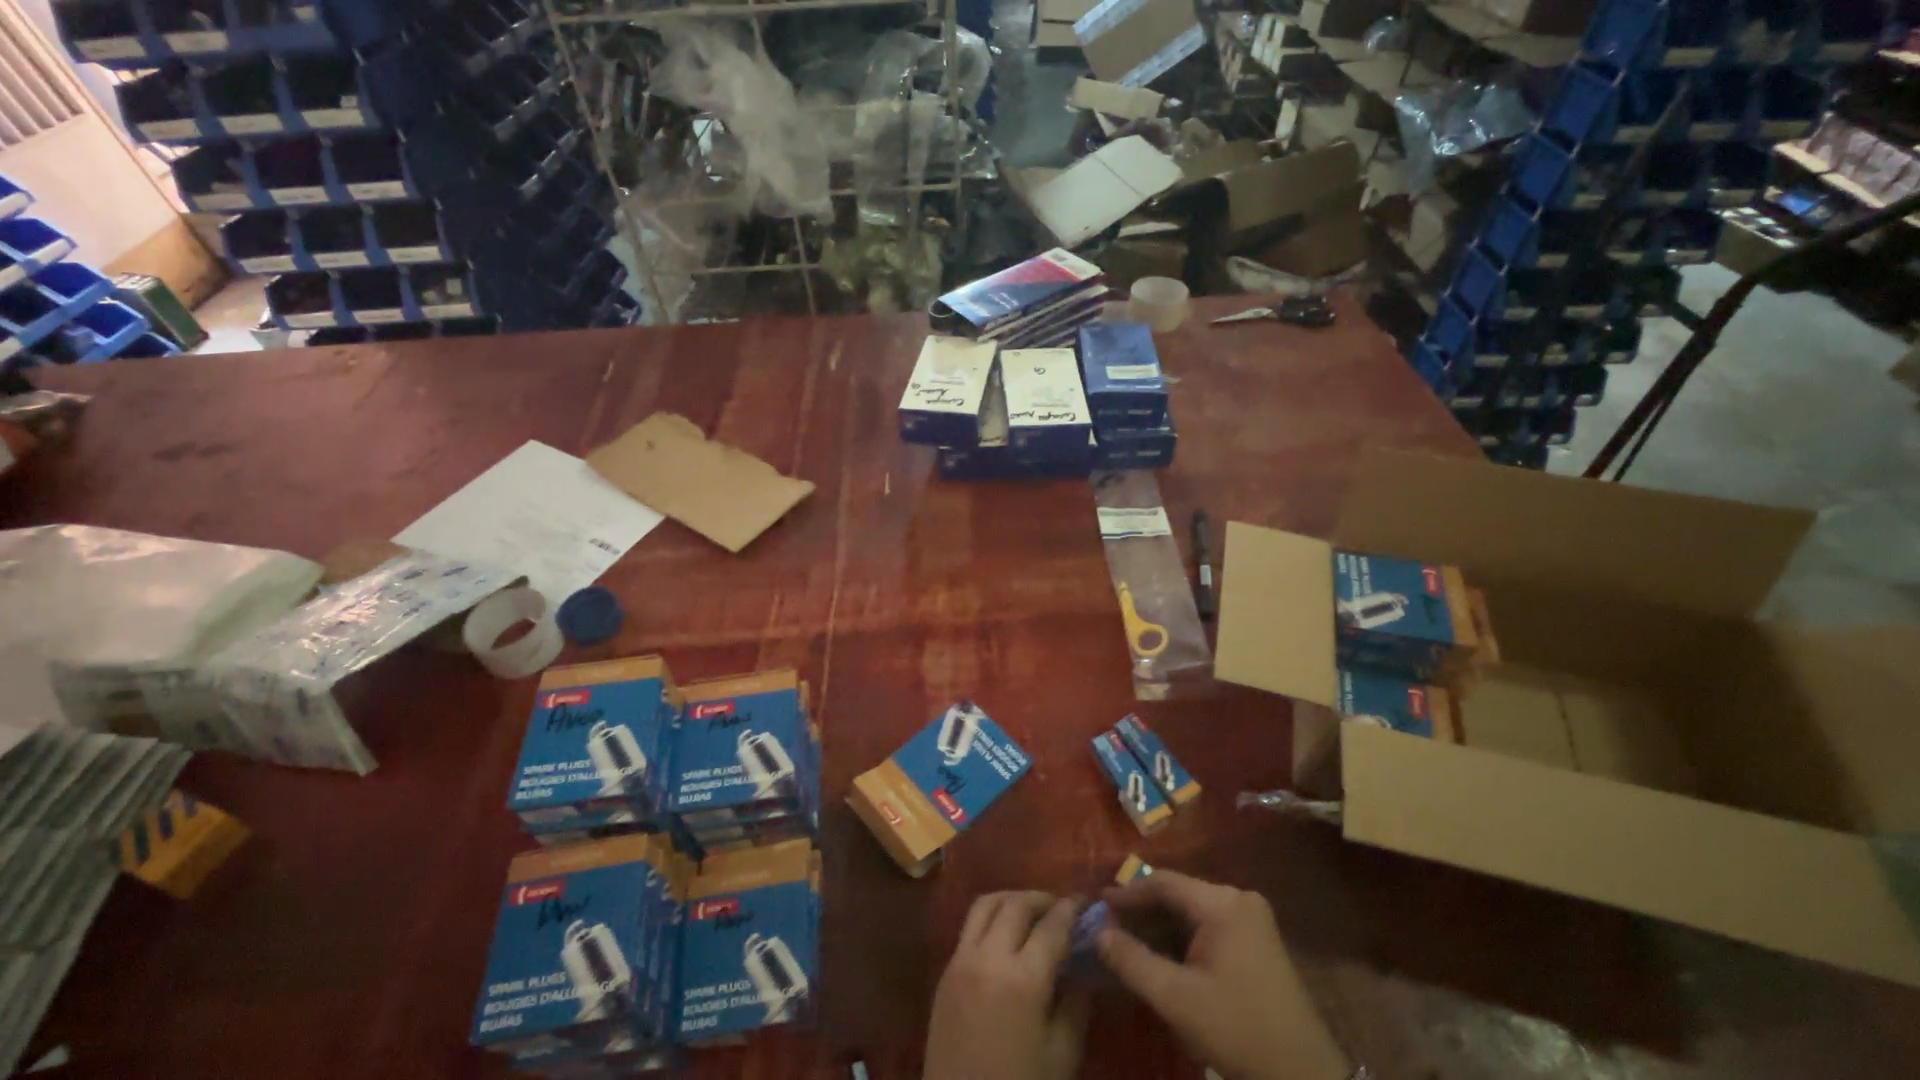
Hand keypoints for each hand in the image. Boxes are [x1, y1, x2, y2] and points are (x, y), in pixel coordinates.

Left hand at [924, 891, 1091, 1079]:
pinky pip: (968, 928)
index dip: (1071, 909)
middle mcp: (987, 958)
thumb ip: (1076, 1003)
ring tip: (1033, 911)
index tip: (1086, 900)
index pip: (1052, 926)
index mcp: (1022, 979)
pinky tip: (1006, 935)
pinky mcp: (944, 972)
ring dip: (1012, 900)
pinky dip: (990, 918)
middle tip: (1061, 907)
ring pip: (985, 906)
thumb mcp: (1062, 1053)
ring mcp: (960, 962)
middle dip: (1042, 899)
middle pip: (1015, 905)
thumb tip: (1082, 968)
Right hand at [1098, 871, 1349, 1079]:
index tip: (1095, 906)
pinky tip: (1159, 955)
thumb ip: (1131, 961)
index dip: (1126, 894)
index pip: (1163, 882)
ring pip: (1191, 911)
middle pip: (1178, 894)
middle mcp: (1239, 899)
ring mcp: (1252, 919)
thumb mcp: (1175, 998)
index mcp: (1223, 903)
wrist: (1300, 1071)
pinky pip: (1208, 925)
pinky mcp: (1256, 940)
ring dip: (1159, 926)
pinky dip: (1180, 937)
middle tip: (1106, 927)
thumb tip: (1098, 933)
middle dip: (1141, 911)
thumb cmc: (1235, 1027)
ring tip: (1125, 942)